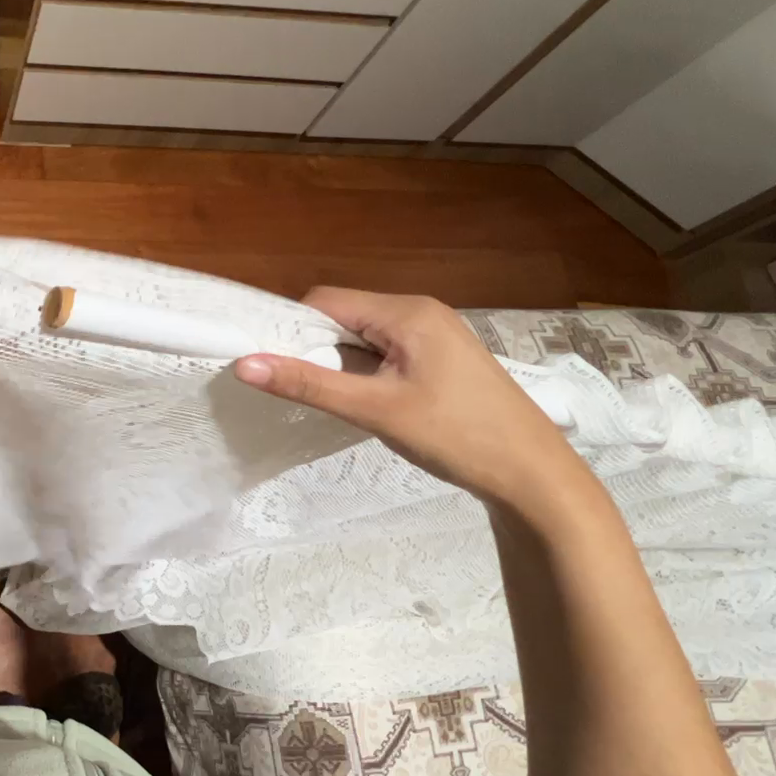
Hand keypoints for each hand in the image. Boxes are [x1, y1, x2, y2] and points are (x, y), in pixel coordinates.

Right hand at [232, 288, 585, 502]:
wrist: (532, 474)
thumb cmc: (454, 435)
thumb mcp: (373, 409)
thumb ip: (307, 384)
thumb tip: (243, 364)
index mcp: (407, 312)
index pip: (326, 301)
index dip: (292, 328)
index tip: (275, 366)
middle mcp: (420, 311)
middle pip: (343, 315)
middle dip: (314, 347)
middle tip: (304, 389)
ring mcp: (434, 334)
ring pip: (361, 335)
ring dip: (338, 362)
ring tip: (337, 400)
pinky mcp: (439, 357)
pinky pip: (383, 350)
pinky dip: (362, 371)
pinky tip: (366, 400)